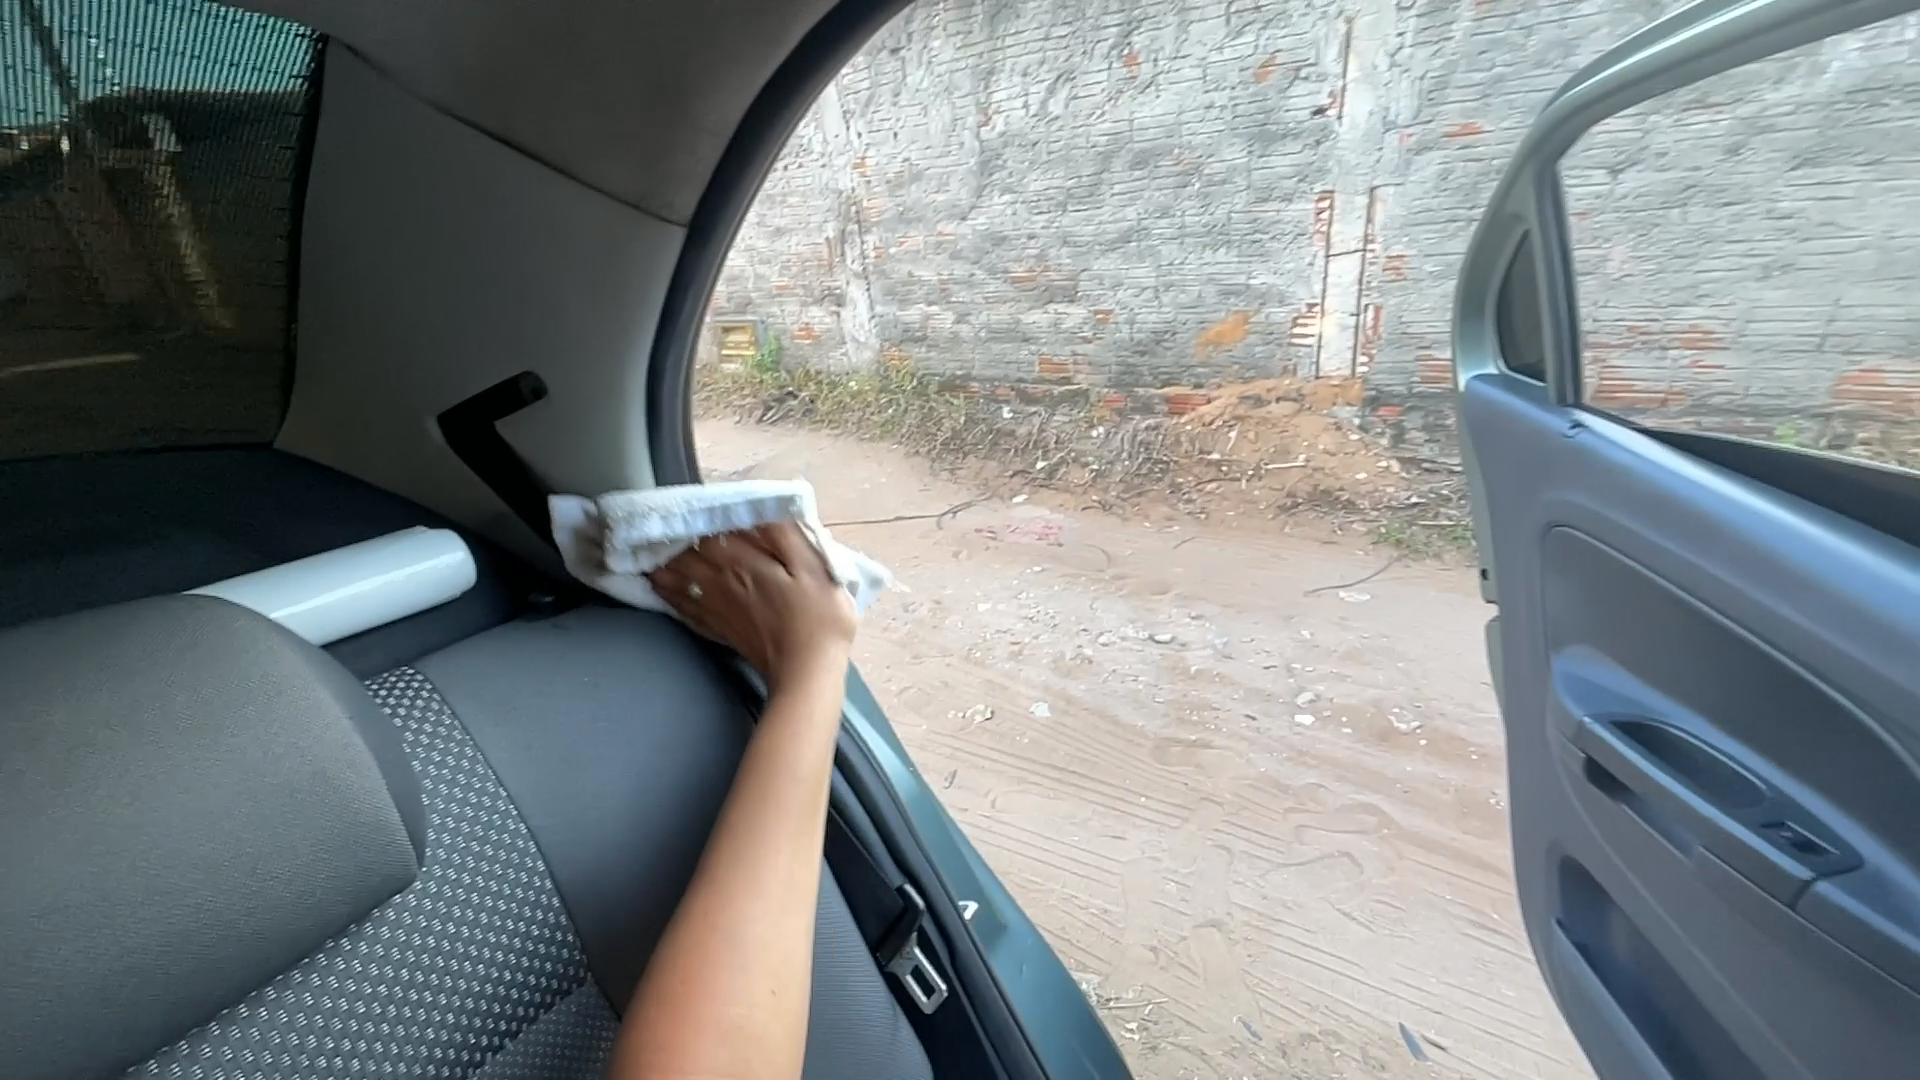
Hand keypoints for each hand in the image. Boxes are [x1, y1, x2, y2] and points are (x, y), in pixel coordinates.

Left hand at [649, 521, 857, 689]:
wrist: (807, 672)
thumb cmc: (818, 617)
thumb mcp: (814, 567)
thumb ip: (785, 535)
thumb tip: (763, 506)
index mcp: (742, 563)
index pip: (706, 533)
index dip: (696, 518)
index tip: (691, 506)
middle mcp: (720, 582)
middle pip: (685, 556)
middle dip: (671, 541)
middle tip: (657, 526)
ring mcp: (716, 609)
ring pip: (678, 582)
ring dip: (662, 566)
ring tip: (651, 553)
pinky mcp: (719, 630)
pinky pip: (684, 609)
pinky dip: (669, 597)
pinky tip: (663, 590)